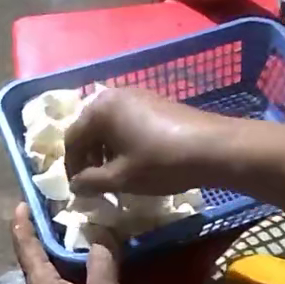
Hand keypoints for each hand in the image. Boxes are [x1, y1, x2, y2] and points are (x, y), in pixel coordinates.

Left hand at [12, 205, 124, 283]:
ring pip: (44, 270)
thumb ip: (103, 262)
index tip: (23, 202)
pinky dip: (64, 266)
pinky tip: (83, 262)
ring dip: (53, 249)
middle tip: (55, 208)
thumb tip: (101, 233)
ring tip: (72, 229)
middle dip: (40, 231)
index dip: (22, 223)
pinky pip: (55, 282)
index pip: (25, 246)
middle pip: (33, 256)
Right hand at [63, 87, 235, 196]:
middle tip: (95, 182)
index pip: (72, 139)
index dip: (72, 166)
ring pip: (107, 126)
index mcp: (99, 110)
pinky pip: (125, 121)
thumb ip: (90, 182)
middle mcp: (112, 95)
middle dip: (88, 157)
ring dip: (104, 150)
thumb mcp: (121, 177)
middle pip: (88, 129)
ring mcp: (135, 95)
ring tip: (114, 173)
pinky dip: (121, 141)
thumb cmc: (160, 162)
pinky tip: (133, 160)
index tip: (79, 188)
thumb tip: (75, 186)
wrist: (213, 147)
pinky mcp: (153, 101)